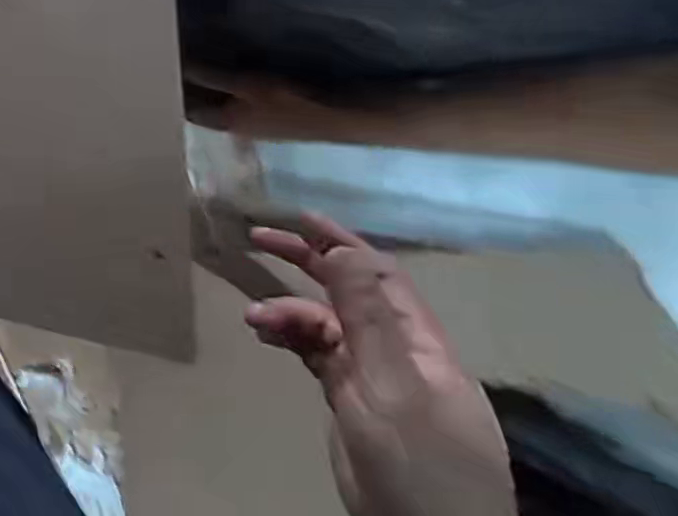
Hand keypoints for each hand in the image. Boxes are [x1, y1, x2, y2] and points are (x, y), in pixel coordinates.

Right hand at [247, 214, 514, 515]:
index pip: (382, 277)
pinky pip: (312, 350)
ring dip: (286, 310)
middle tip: (258, 237)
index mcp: (422, 345)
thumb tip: (343, 251)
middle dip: (306, 261)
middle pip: (349, 292)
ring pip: (323, 322)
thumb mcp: (391, 385)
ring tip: (255, 319)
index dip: (343, 242)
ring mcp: (372, 376)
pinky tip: (263, 336)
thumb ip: (367, 318)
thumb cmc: (419, 460)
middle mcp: (398, 352)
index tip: (298, 217)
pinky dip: (286, 336)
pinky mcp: (347, 396)